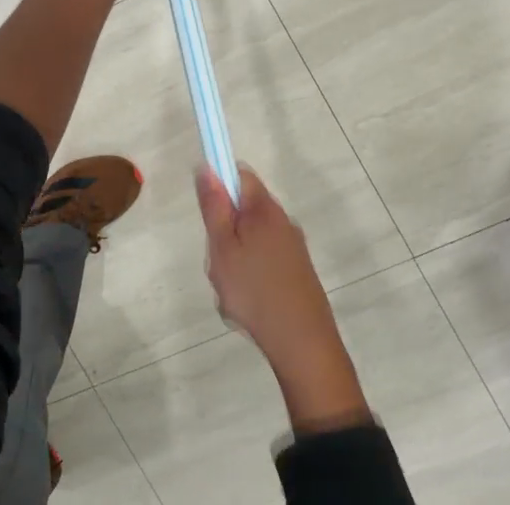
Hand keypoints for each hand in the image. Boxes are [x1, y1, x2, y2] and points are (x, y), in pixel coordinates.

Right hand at [197, 166, 370, 430]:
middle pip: (244, 208)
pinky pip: (265, 258)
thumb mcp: (222, 247)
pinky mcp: (299, 271)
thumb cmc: (254, 291)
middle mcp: (283, 221)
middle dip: (224, 228)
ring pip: (252, 237)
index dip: (219, 185)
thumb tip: (207, 166)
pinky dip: (251, 272)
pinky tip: (247, 298)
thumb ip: (213, 206)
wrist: (302, 343)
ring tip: (230, 286)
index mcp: (264, 210)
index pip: (239, 174)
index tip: (208, 214)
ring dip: (235, 254)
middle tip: (216, 258)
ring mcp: (293, 247)